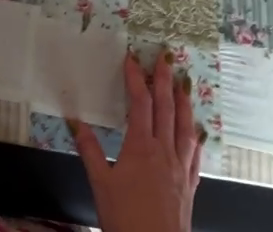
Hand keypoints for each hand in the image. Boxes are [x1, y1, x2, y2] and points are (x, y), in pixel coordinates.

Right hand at [70, 51, 200, 231]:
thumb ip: (89, 150)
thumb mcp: (100, 184)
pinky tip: (197, 131)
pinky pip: (195, 155)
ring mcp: (180, 168)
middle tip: (165, 57)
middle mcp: (164, 152)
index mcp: (141, 147)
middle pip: (166, 109)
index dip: (135, 79)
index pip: (140, 104)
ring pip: (185, 127)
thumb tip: (75, 120)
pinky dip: (195, 138)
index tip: (131, 59)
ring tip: (184, 84)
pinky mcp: (190, 186)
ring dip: (184, 103)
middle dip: (164, 81)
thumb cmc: (124, 218)